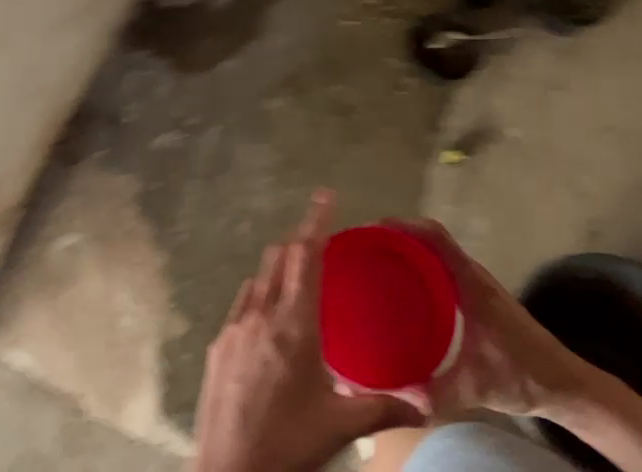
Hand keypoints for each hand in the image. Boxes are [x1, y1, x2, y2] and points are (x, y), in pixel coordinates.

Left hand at [193, 191, 422, 471]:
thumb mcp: (340, 427)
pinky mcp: (217, 347)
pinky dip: (258, 296)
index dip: (317, 222)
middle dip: (300, 240)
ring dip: (278, 268)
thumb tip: (424, 405)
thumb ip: (384, 409)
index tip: (326, 195)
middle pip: (279, 259)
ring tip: (297, 274)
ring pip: (257, 280)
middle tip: (320, 234)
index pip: (306, 256)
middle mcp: (260, 316)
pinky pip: (241, 305)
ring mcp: (233, 329)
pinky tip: (268, 318)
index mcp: (294, 325)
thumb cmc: (288, 445)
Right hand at [381, 218, 590, 418]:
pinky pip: (440, 267)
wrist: (564, 385)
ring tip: (370, 263)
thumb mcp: (475, 389)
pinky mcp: (475, 295)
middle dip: (394, 235)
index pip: (435, 237)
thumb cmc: (523, 377)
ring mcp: (475, 283)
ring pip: (435, 250)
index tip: (369, 231)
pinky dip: (417, 265)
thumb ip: (433, 394)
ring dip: (406, 247)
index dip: (402, 225)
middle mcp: (472, 275)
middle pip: (429, 237)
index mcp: (472, 285)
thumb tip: (388, 397)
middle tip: (359, 249)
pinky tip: (398, 289)